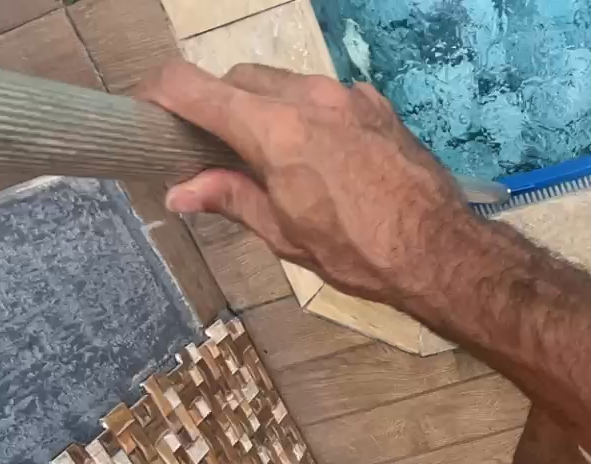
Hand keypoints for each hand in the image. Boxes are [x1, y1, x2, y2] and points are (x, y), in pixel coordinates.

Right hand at [138, 60, 481, 302]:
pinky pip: (328, 96)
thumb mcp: (288, 236)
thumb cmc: (362, 256)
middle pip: (240, 80)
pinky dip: (310, 115)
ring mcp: (348, 96)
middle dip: (220, 107)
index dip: (160, 95)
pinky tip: (324, 156)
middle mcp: (308, 97)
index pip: (192, 86)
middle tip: (219, 151)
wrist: (441, 252)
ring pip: (285, 83)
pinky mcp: (378, 105)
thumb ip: (232, 201)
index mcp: (274, 130)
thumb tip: (180, 192)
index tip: (149, 114)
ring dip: (267, 109)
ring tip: (275, 159)